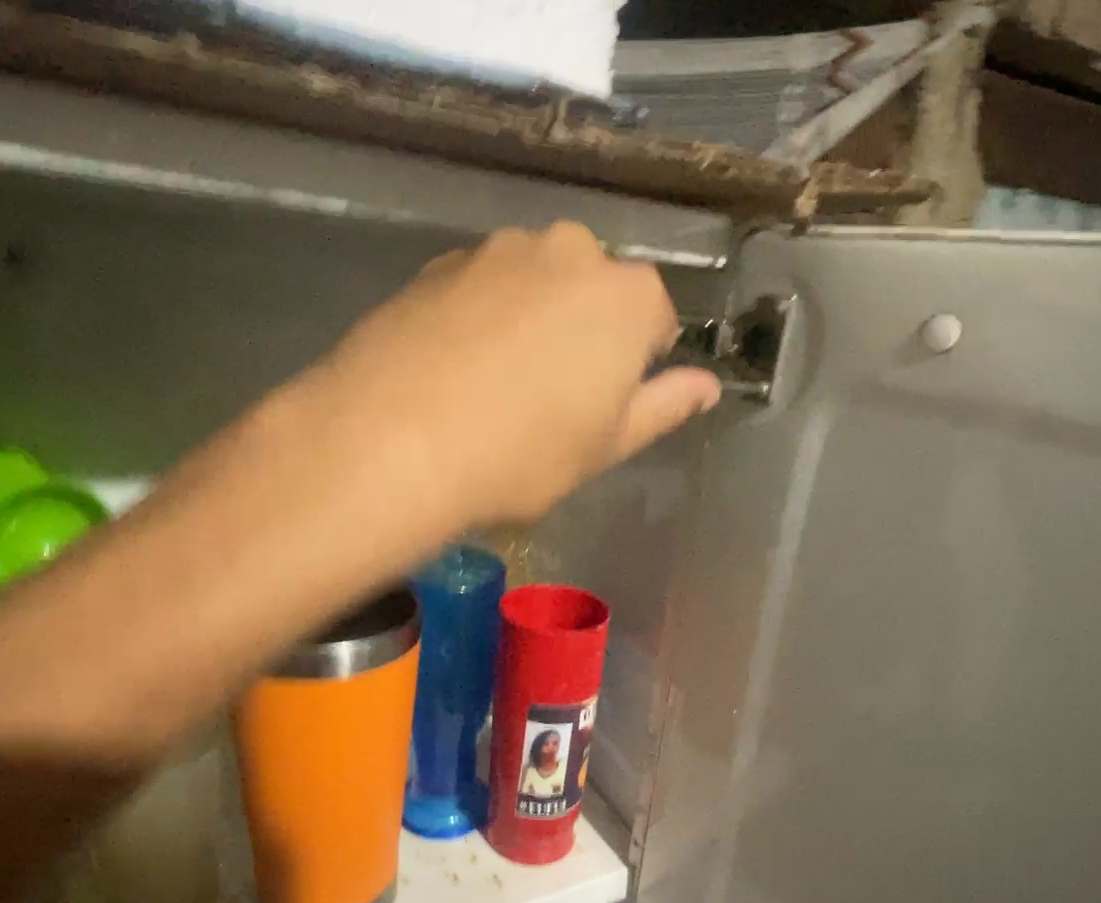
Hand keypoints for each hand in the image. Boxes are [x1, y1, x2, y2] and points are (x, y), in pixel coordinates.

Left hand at [301, 222, 721, 525]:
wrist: (392, 441)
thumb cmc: (521, 454)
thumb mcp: (606, 446)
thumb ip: (664, 406)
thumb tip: (707, 386)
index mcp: (627, 295)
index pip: (656, 320)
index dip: (634, 366)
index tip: (601, 405)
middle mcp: (569, 251)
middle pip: (594, 291)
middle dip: (583, 331)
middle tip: (547, 397)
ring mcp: (497, 250)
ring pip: (535, 283)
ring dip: (529, 319)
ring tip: (492, 384)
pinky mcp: (438, 262)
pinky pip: (481, 287)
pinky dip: (479, 316)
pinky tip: (452, 369)